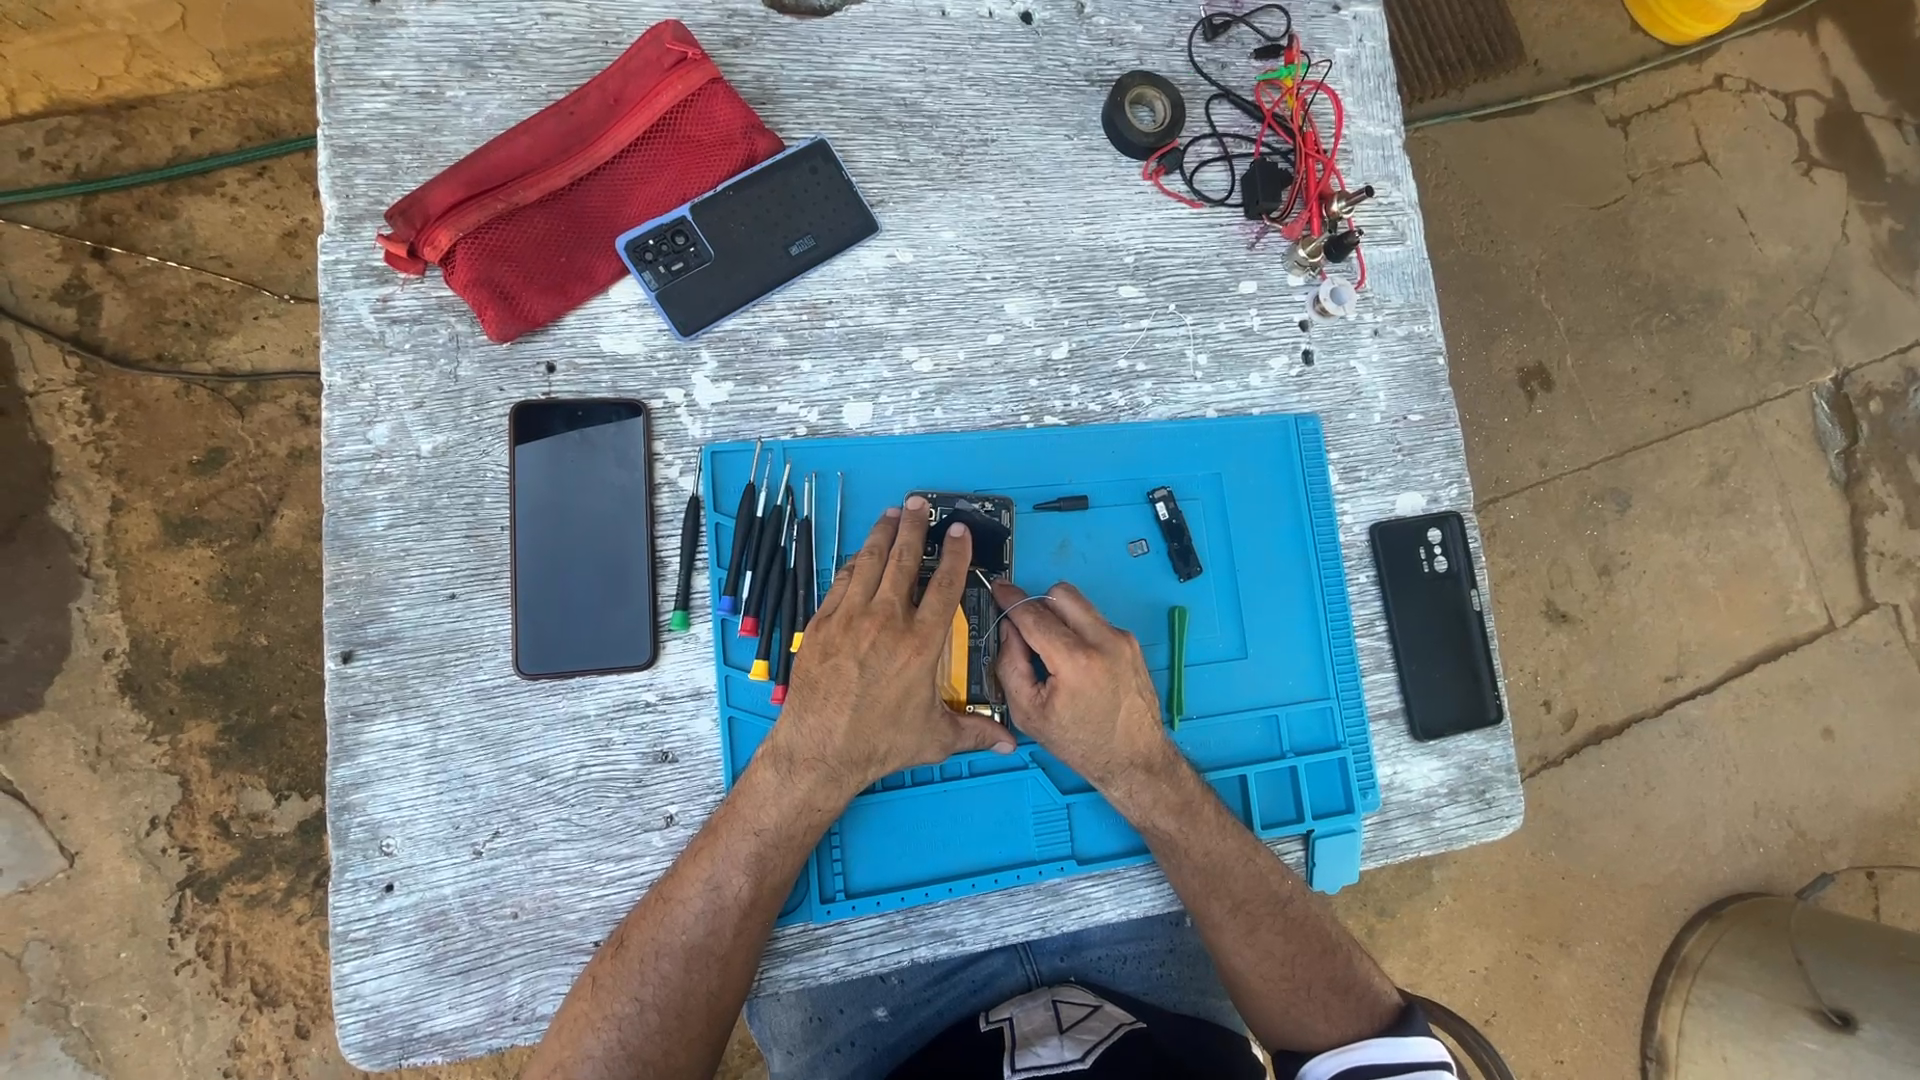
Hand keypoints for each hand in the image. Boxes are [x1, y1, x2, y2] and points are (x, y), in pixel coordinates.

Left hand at [761, 497, 1016, 802]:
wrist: (820, 749)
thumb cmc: (879, 743)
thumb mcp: (935, 738)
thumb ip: (975, 731)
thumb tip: (1008, 744)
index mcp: (921, 643)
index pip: (945, 585)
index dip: (955, 554)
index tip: (958, 532)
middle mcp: (887, 621)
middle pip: (903, 560)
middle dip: (914, 527)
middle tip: (918, 504)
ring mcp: (851, 618)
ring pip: (869, 562)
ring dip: (882, 535)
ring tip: (891, 514)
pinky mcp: (823, 624)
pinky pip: (841, 581)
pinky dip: (854, 563)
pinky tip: (860, 554)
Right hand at [991, 582, 1177, 796]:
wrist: (1134, 759)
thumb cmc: (1081, 743)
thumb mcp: (1028, 713)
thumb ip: (1010, 664)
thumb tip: (1008, 629)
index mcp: (1076, 661)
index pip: (1034, 614)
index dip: (1010, 598)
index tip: (998, 588)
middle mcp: (1104, 641)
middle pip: (1060, 593)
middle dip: (1038, 604)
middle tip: (1027, 628)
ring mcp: (1122, 639)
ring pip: (1079, 603)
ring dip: (1059, 615)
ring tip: (1052, 649)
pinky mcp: (1131, 642)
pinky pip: (1095, 619)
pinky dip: (1078, 629)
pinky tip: (1074, 660)